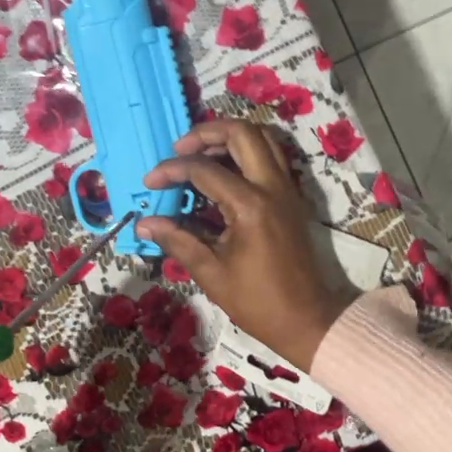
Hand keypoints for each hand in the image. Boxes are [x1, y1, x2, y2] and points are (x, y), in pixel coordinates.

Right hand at [138, 120, 352, 371]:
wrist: (307, 318)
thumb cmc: (258, 301)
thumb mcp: (211, 273)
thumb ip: (178, 240)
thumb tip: (144, 223)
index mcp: (250, 205)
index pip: (204, 169)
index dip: (171, 170)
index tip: (149, 183)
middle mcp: (272, 186)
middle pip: (242, 132)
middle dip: (206, 133)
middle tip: (180, 148)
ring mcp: (287, 188)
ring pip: (262, 138)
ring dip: (230, 137)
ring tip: (201, 152)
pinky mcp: (292, 196)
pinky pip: (271, 156)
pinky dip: (247, 151)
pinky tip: (225, 169)